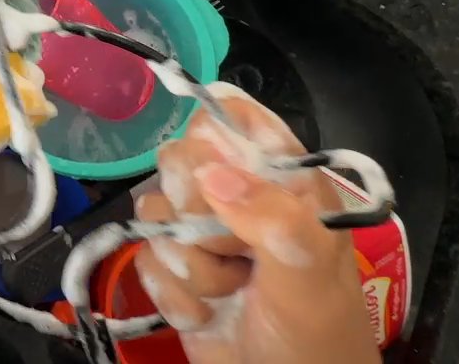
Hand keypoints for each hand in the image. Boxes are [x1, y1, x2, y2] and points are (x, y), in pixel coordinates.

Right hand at [130, 88, 378, 363]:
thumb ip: (273, 222)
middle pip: (179, 158)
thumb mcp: (309, 282)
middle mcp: (237, 194)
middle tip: (234, 250)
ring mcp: (201, 228)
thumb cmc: (316, 343)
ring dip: (189, 262)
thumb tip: (209, 172)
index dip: (214, 135)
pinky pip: (142, 249)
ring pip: (154, 207)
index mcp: (283, 183)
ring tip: (229, 291)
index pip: (235, 116)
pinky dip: (173, 289)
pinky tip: (205, 310)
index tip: (217, 176)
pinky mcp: (171, 260)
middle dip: (197, 214)